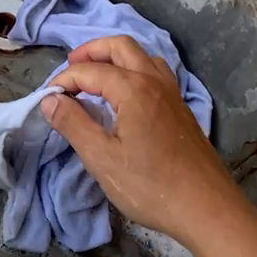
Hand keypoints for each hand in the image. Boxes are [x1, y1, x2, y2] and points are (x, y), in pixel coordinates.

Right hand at [38, 35, 239, 248]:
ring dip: (116, 56)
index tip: (48, 98)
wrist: (208, 210)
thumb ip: (73, 124)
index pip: (89, 71)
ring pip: (142, 55)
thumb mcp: (102, 159)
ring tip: (97, 75)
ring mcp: (172, 92)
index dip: (65, 81)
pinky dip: (135, 68)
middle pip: (120, 46)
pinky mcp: (182, 108)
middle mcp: (153, 80)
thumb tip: (50, 100)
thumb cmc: (151, 186)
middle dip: (91, 51)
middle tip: (70, 68)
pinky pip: (156, 71)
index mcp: (132, 88)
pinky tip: (129, 92)